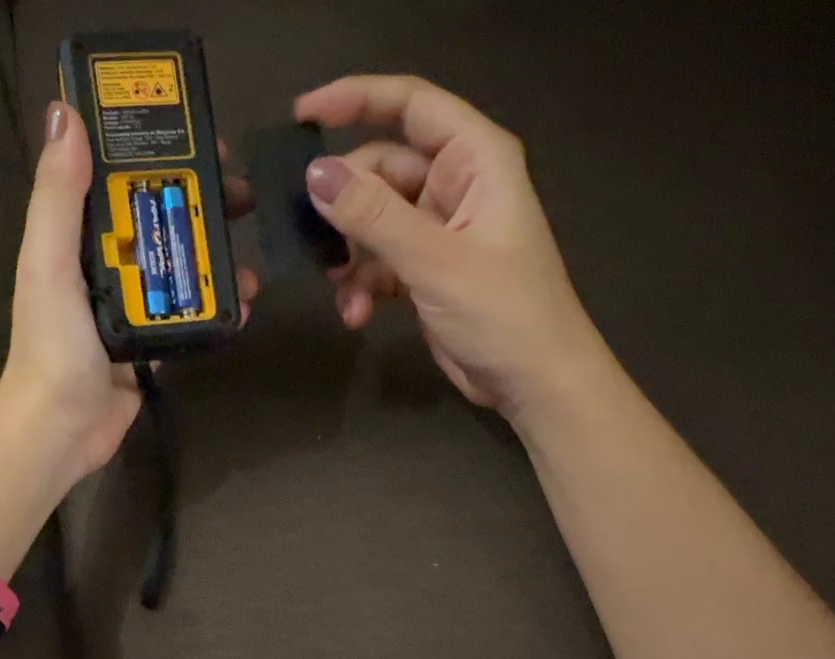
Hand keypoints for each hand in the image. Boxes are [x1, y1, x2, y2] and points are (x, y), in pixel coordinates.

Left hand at [0, 102, 257, 483]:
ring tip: (252, 256)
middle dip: (201, 204)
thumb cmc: (53, 347)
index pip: (115, 179)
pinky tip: (244, 300)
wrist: (62, 430)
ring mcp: (128, 304)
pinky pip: (188, 311)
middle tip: (247, 197)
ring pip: (179, 264)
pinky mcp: (150, 340)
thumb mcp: (48, 264)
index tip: (201, 138)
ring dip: (216, 256)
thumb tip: (64, 113)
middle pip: (157, 218)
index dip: (155, 153)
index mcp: (72, 238)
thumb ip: (58, 197)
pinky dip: (216, 303)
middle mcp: (101, 263)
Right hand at [295, 75, 613, 415]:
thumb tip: (314, 174)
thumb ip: (374, 215)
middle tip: (312, 236)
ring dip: (349, 254)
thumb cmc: (504, 313)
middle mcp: (455, 184)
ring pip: (371, 219)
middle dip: (344, 204)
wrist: (533, 382)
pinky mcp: (424, 269)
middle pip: (380, 169)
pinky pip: (376, 260)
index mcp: (475, 160)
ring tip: (339, 287)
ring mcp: (438, 229)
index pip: (410, 105)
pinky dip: (361, 284)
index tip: (300, 117)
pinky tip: (356, 314)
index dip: (355, 99)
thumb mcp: (435, 261)